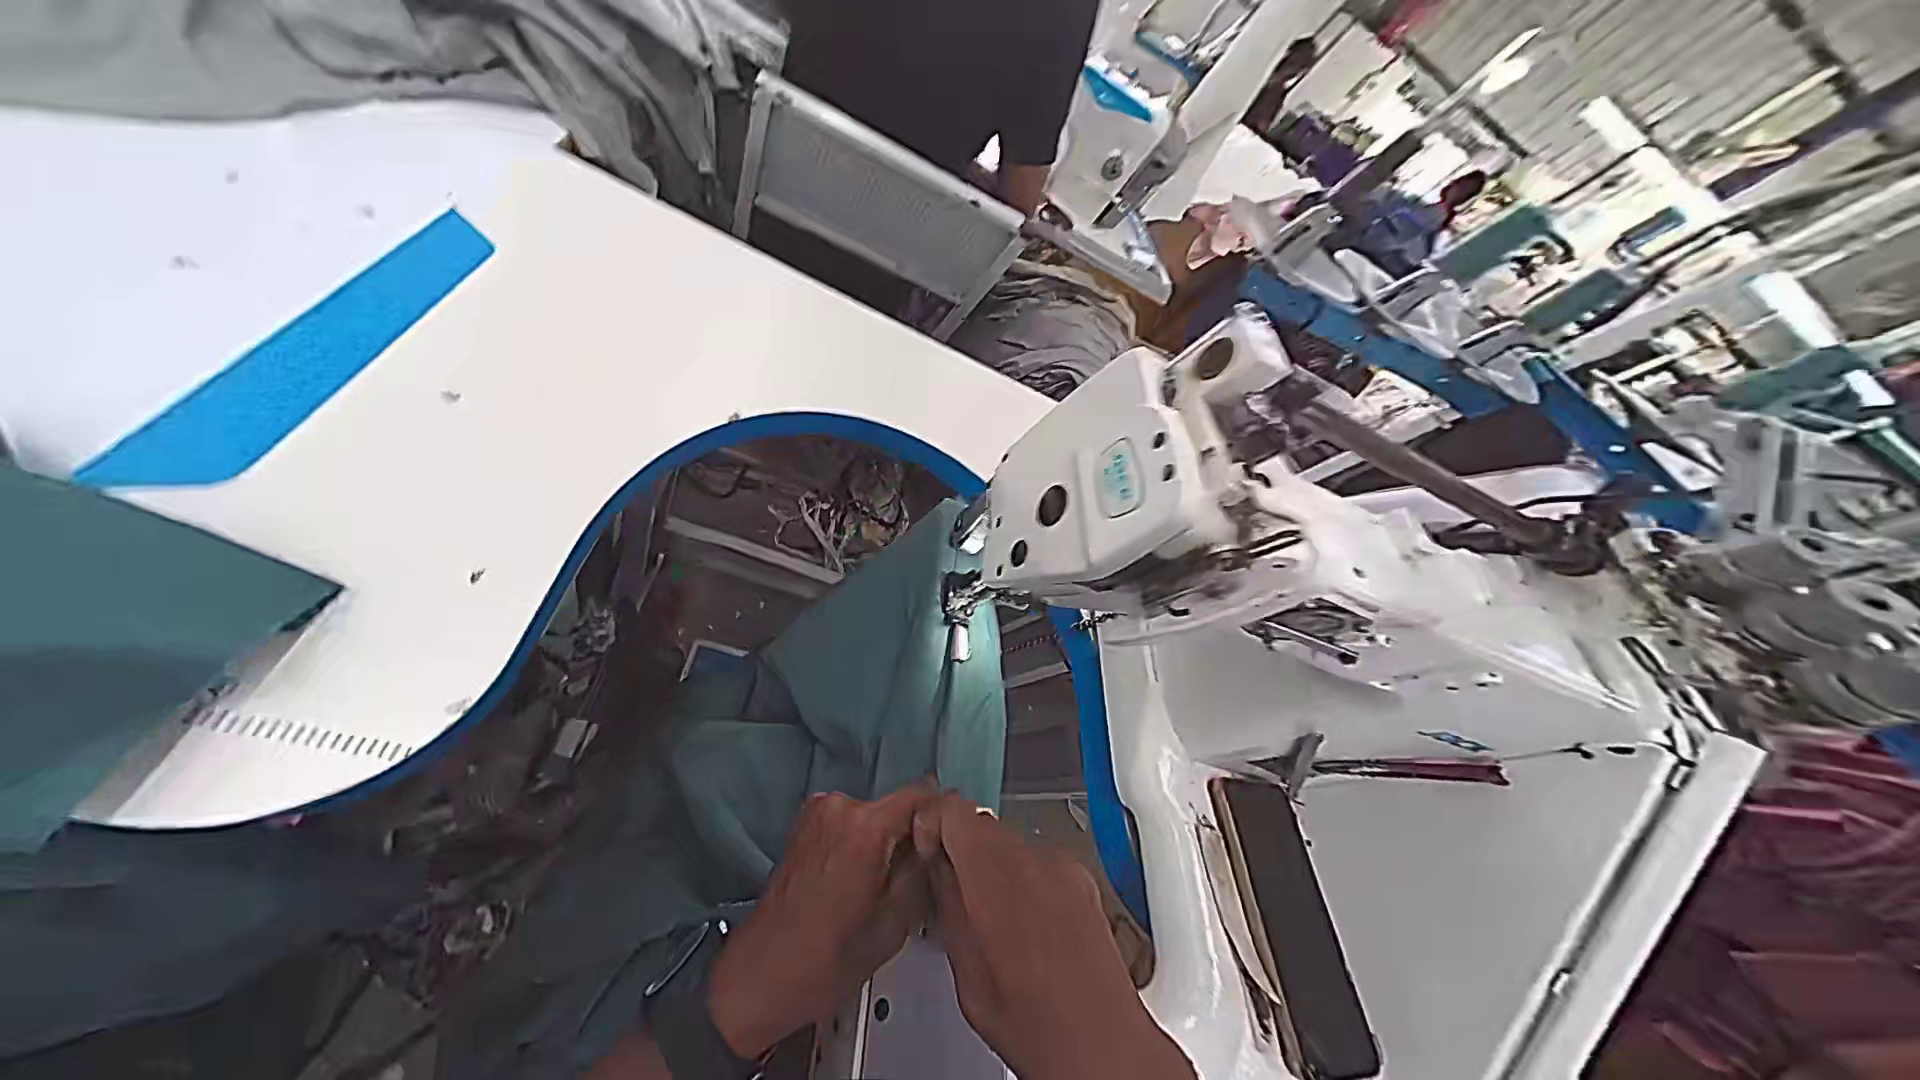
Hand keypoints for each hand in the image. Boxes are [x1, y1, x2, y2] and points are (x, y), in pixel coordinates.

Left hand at [705, 787, 932, 1058]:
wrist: (761, 975)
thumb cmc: (824, 960)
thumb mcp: (894, 923)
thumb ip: (923, 870)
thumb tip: (940, 839)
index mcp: (865, 826)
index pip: (923, 793)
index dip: (941, 817)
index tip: (947, 843)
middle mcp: (839, 806)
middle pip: (897, 805)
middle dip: (910, 834)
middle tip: (912, 876)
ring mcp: (818, 811)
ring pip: (875, 814)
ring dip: (884, 839)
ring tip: (878, 884)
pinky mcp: (805, 822)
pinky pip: (850, 821)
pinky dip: (860, 841)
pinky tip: (855, 880)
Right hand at [915, 795, 1194, 1079]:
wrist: (1102, 1044)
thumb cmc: (1037, 1023)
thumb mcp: (967, 971)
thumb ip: (949, 904)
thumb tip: (939, 871)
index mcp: (996, 877)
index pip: (955, 813)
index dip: (933, 823)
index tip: (927, 845)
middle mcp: (1034, 860)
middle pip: (983, 824)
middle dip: (962, 847)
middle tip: (951, 883)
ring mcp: (1063, 866)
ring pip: (1011, 841)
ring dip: (994, 863)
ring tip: (992, 915)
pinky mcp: (1083, 878)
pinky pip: (1039, 860)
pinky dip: (1024, 877)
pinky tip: (1025, 922)